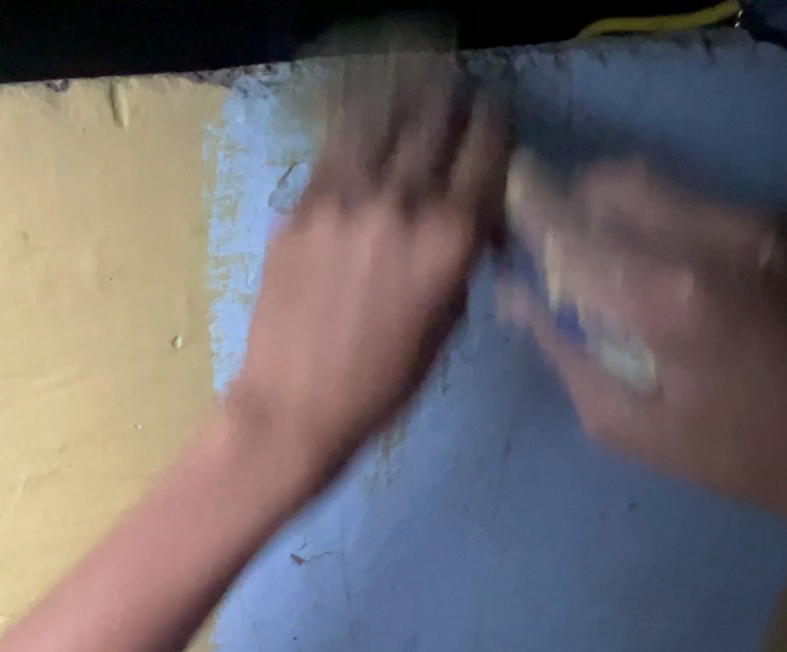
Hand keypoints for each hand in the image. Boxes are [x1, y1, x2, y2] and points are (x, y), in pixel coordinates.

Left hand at [225, 55, 510, 478]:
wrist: (291, 407)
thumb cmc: (377, 385)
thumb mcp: (444, 327)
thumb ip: (460, 260)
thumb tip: (469, 220)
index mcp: (449, 236)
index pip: (489, 143)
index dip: (495, 126)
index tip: (489, 128)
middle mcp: (400, 201)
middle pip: (437, 116)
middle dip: (450, 108)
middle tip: (447, 113)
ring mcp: (341, 199)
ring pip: (381, 118)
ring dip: (401, 108)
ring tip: (404, 111)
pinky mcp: (297, 208)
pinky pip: (334, 150)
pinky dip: (356, 137)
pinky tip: (360, 143)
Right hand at [500, 160, 786, 541]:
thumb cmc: (750, 456)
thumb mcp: (633, 427)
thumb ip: (568, 355)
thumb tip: (521, 301)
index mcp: (666, 295)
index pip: (568, 230)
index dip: (527, 217)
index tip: (506, 218)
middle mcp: (719, 235)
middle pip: (618, 183)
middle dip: (575, 206)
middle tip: (560, 252)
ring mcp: (773, 222)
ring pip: (670, 191)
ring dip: (629, 221)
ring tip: (626, 278)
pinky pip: (717, 209)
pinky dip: (681, 233)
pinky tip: (695, 289)